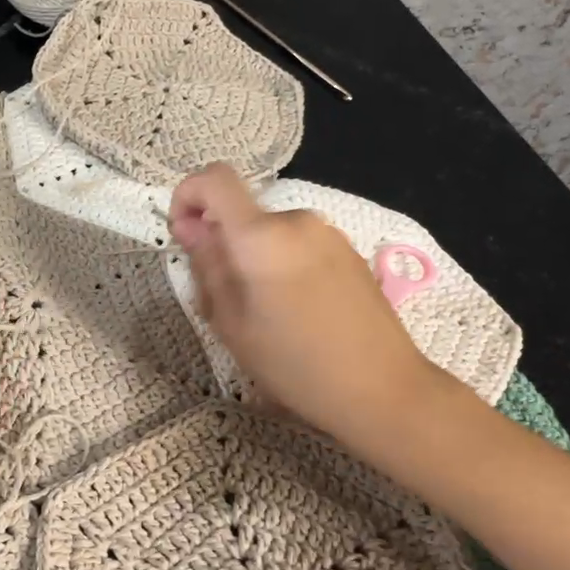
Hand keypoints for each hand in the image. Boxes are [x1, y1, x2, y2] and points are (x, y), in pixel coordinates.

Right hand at [167, 163, 461, 437]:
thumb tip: (190, 228)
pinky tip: (297, 313)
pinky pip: (298, 245)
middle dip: (223, 245)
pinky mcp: (349, 252)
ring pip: (269, 233)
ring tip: (264, 314)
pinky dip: (282, 265)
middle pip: (242, 214)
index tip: (184, 235)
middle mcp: (297, 221)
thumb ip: (207, 267)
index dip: (187, 195)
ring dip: (254, 259)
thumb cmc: (296, 365)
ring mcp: (328, 234)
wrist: (385, 390)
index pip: (214, 178)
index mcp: (262, 236)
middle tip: (225, 301)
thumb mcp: (232, 324)